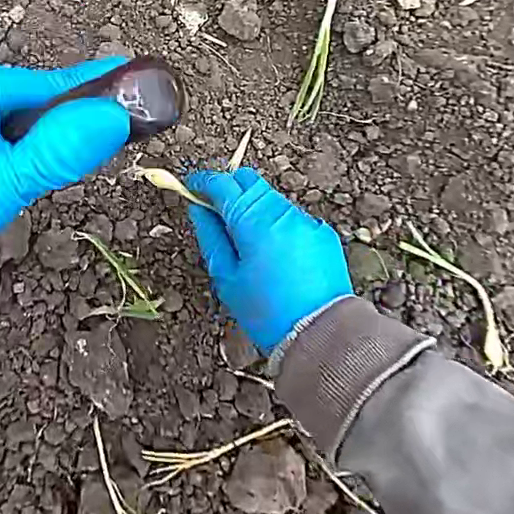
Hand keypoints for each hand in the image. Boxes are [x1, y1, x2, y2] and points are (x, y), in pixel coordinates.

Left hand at [0, 55, 132, 334]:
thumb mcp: (5, 182)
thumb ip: (62, 148)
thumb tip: (115, 115)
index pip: (57, 85)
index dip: (99, 93)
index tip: (137, 79)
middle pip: (34, 104)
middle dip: (56, 134)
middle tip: (72, 168)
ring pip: (10, 122)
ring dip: (29, 149)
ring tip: (25, 185)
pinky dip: (5, 152)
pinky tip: (0, 181)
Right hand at [184, 167, 352, 352]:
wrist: (321, 333)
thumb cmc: (268, 313)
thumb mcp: (226, 277)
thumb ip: (210, 236)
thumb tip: (198, 209)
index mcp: (252, 220)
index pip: (222, 183)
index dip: (202, 182)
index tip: (192, 187)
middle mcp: (280, 211)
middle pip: (248, 180)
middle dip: (229, 188)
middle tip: (217, 212)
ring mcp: (303, 219)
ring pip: (270, 197)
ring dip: (254, 207)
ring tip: (247, 241)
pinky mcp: (320, 230)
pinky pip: (291, 216)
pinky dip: (277, 223)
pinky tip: (275, 252)